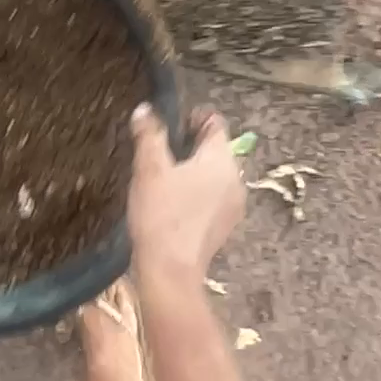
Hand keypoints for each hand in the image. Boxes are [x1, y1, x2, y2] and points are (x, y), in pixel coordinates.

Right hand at [126, 102, 244, 292]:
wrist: (170, 270)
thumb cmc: (160, 214)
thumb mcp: (148, 169)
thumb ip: (149, 135)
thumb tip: (145, 110)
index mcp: (221, 160)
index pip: (215, 124)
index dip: (194, 118)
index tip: (172, 124)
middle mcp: (235, 179)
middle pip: (216, 150)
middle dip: (191, 146)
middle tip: (161, 152)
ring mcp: (234, 205)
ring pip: (215, 175)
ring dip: (194, 170)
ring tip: (165, 178)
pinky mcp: (225, 225)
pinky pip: (213, 197)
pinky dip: (197, 193)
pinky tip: (174, 204)